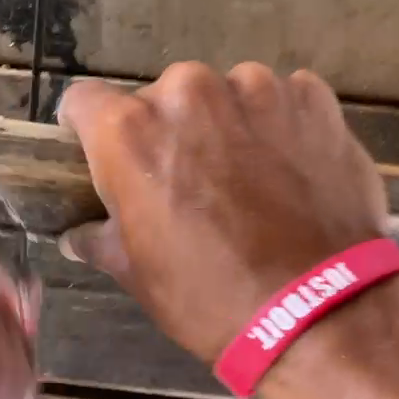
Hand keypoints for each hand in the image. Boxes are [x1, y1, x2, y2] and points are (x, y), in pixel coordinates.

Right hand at [56, 62, 387, 362]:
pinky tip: (288, 170)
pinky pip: (279, 101)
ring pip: (223, 96)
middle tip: (187, 181)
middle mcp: (187, 91)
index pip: (84, 101)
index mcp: (130, 131)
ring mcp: (255, 88)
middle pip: (161, 98)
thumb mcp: (137, 274)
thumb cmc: (209, 296)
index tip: (102, 151)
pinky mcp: (311, 98)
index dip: (88, 127)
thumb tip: (79, 236)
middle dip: (167, 132)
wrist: (319, 311)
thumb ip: (101, 239)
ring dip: (225, 125)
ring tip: (247, 178)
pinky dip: (276, 126)